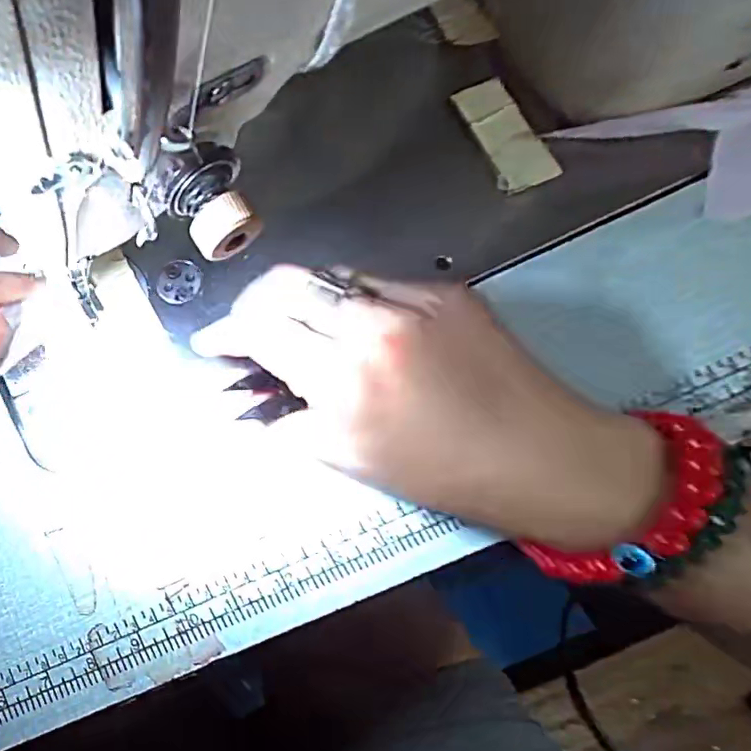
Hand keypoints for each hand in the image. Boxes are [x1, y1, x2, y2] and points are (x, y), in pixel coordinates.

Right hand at [192, 265, 664, 550]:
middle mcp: (373, 325)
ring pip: (330, 276)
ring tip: (296, 327)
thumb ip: (290, 424)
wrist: (541, 454)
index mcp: (345, 379)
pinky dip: (349, 303)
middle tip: (245, 328)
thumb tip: (250, 407)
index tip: (210, 343)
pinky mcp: (446, 290)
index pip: (260, 330)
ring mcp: (414, 299)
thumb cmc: (440, 474)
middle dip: (252, 301)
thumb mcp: (350, 458)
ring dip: (300, 298)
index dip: (225, 333)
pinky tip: (354, 330)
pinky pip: (377, 284)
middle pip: (286, 283)